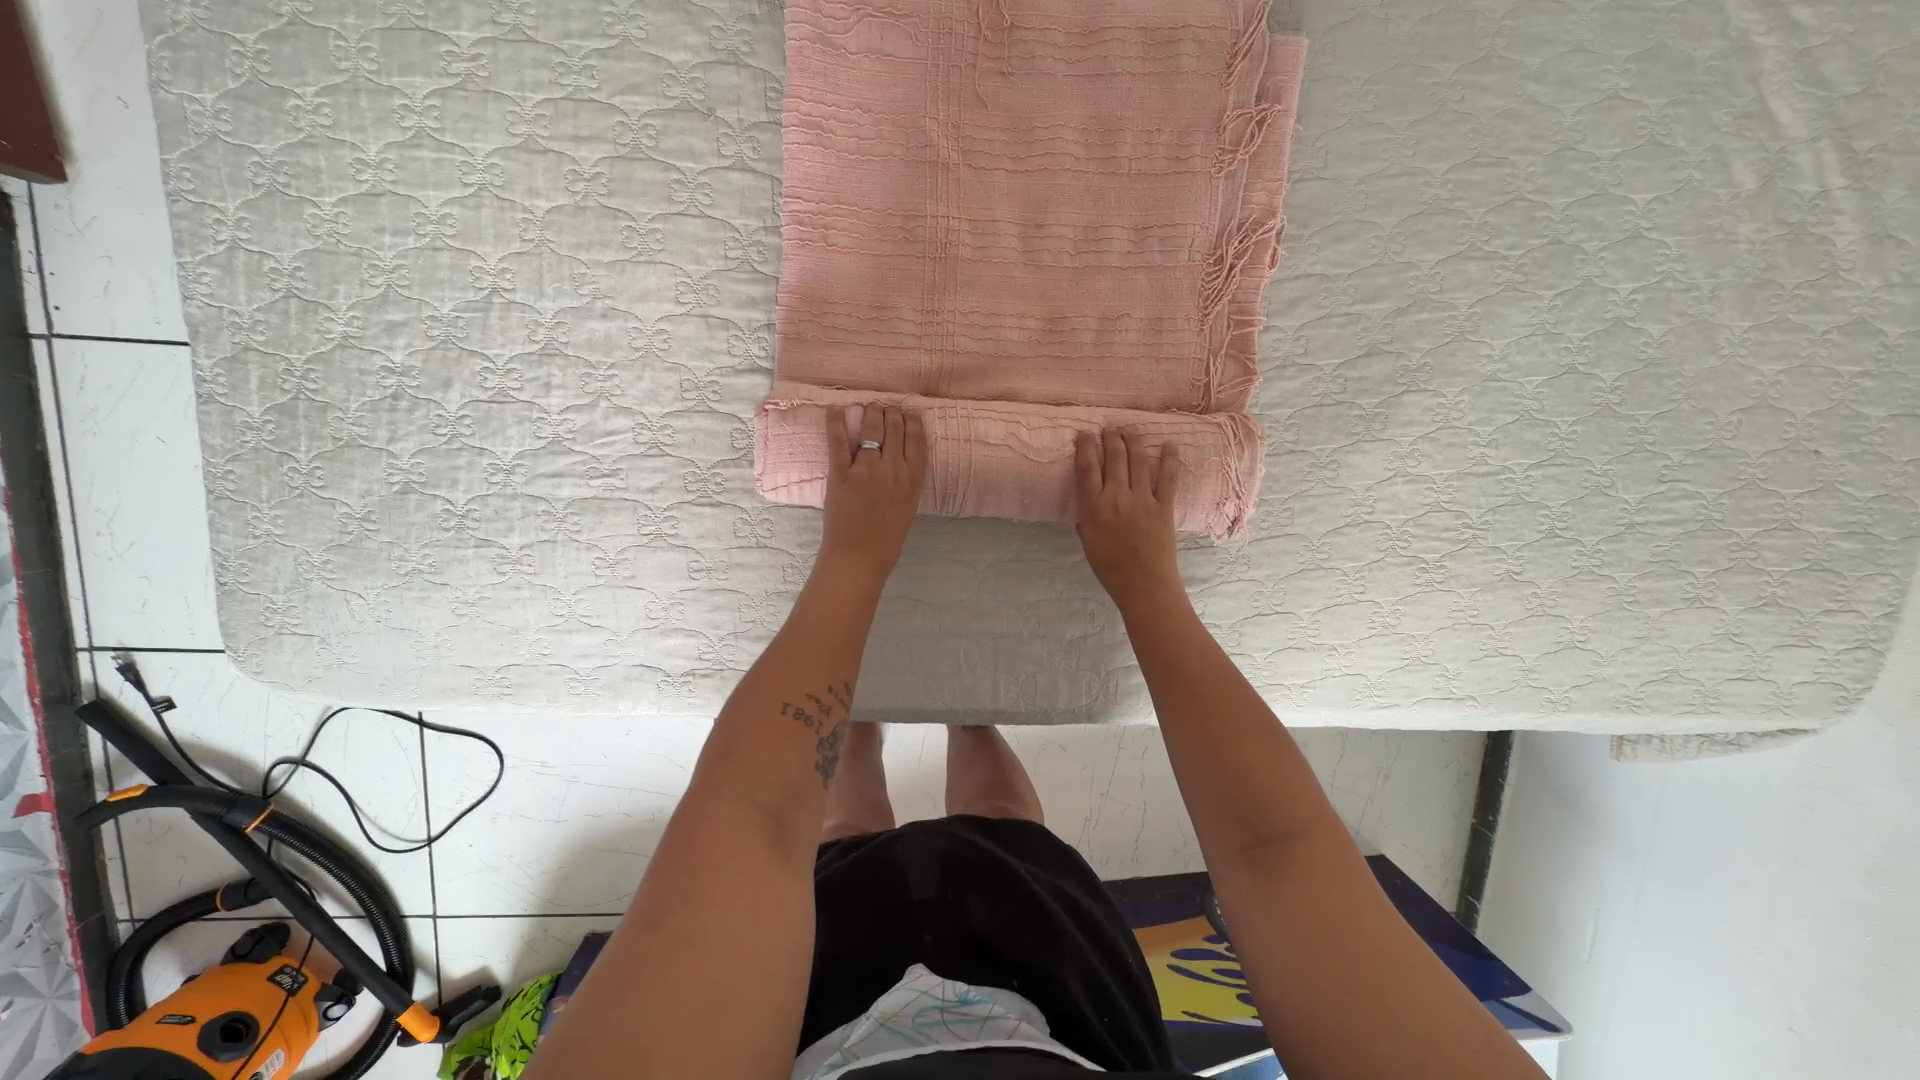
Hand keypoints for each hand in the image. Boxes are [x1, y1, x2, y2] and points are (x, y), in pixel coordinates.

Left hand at [819, 404, 926, 585]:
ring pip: (871, 429)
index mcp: (912, 480)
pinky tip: (835, 409)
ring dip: (871, 413)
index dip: (912, 421)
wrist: (859, 556)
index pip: (917, 440)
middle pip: (895, 429)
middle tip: (886, 408)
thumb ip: (906, 482)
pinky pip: (838, 441)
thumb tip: (901, 462)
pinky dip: (836, 422)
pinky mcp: (841, 473)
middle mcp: (892, 469)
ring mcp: (866, 469)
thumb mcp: (908, 507)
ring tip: (869, 407)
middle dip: (891, 413)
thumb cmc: (886, 540)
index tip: (908, 413)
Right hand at [1075, 428, 1185, 608]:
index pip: (1087, 468)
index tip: (1085, 433)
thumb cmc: (1110, 568)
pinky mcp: (1164, 507)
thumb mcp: (1088, 541)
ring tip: (1130, 430)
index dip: (1086, 446)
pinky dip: (1170, 459)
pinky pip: (1168, 478)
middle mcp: (1117, 498)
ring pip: (1138, 461)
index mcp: (1094, 508)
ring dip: (1134, 441)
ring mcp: (1142, 500)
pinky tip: (1170, 444)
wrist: (1143, 585)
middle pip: (1114, 458)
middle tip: (1110, 428)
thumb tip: (1087, 503)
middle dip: (1111, 438)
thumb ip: (1086, 518)